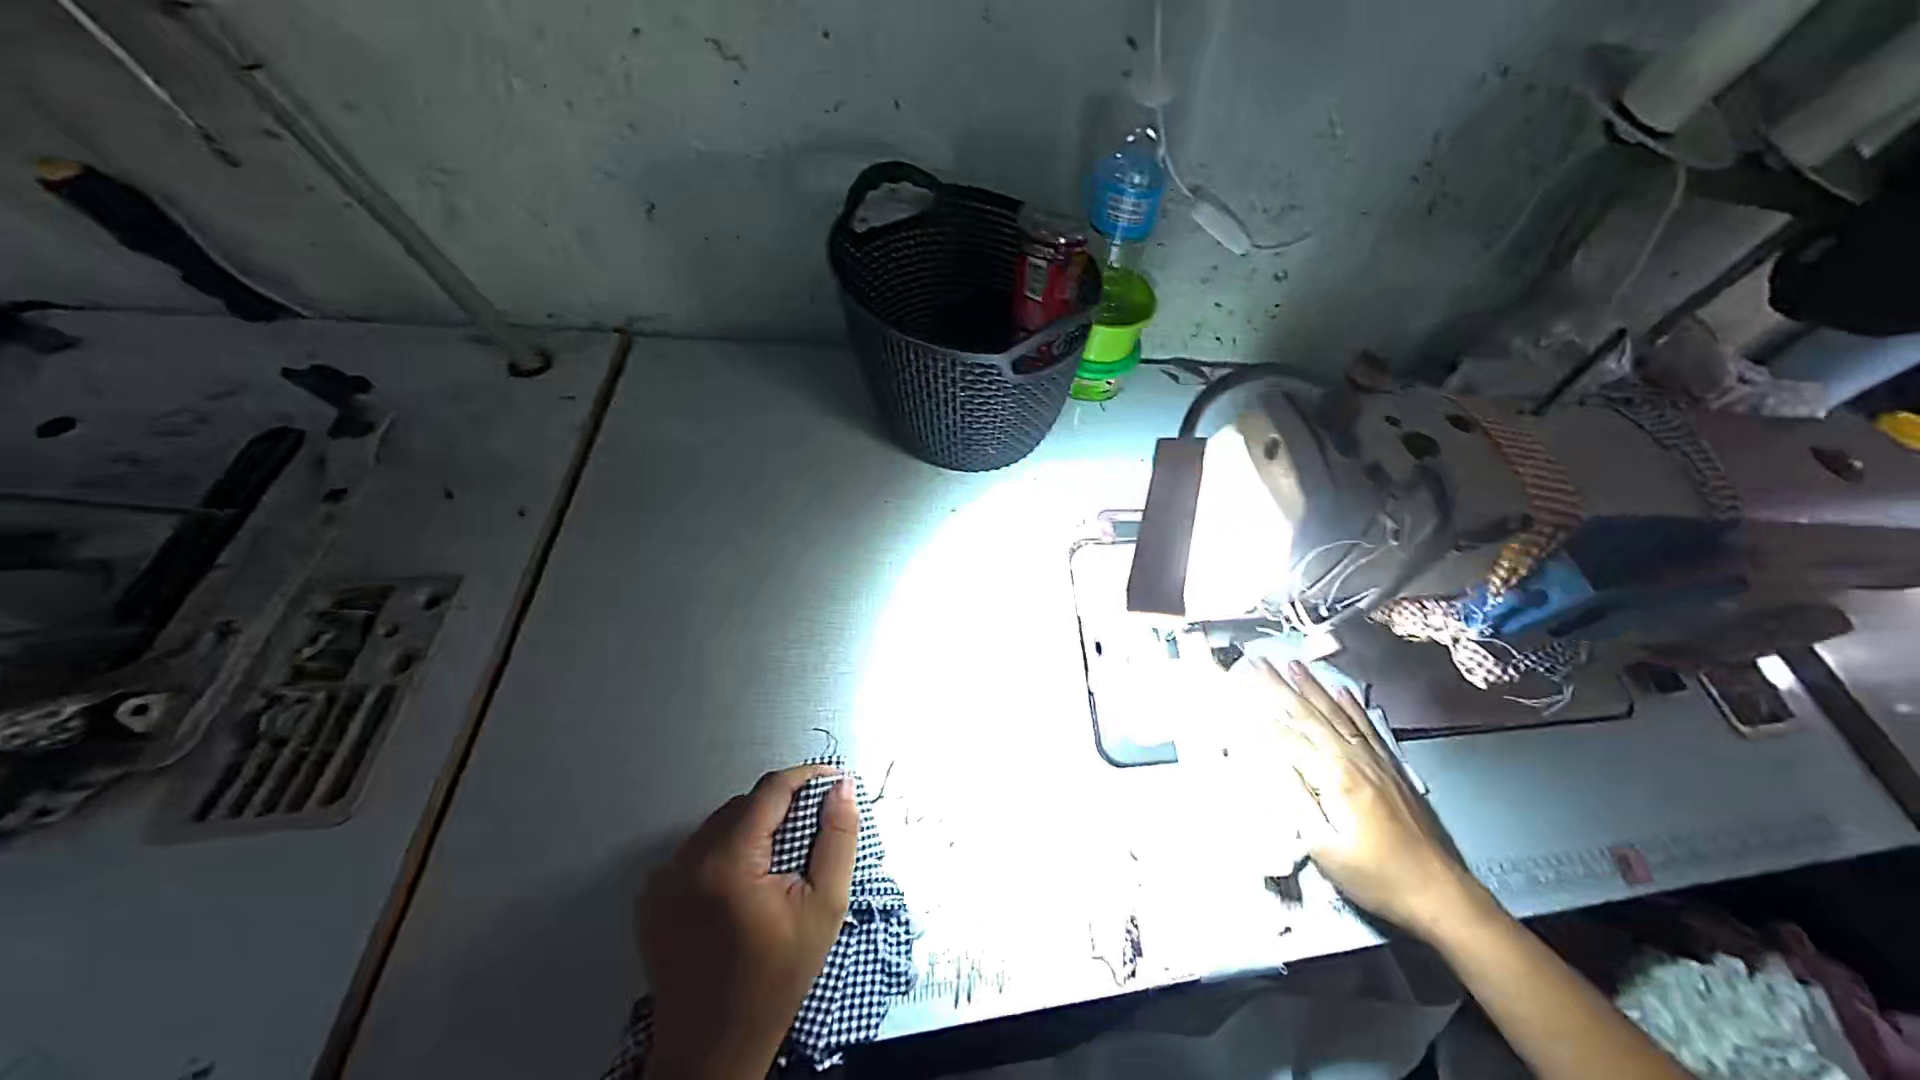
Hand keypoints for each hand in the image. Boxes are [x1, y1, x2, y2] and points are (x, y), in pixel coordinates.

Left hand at [640, 764, 858, 1079]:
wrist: (715, 1043)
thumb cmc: (777, 977)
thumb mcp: (825, 907)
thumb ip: (837, 840)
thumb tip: (842, 788)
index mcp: (727, 862)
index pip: (770, 790)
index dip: (805, 777)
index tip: (833, 780)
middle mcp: (685, 860)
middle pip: (744, 805)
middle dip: (781, 808)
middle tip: (812, 829)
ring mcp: (662, 877)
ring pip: (719, 823)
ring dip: (752, 827)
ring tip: (780, 859)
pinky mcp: (651, 894)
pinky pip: (697, 848)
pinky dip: (725, 849)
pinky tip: (744, 880)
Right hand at [1256, 659, 1497, 940]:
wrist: (1441, 895)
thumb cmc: (1376, 877)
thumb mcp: (1324, 846)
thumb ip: (1295, 799)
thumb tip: (1267, 759)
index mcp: (1335, 777)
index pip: (1287, 736)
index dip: (1259, 711)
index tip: (1239, 689)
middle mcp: (1356, 760)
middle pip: (1310, 715)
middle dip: (1279, 687)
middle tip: (1258, 662)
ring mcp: (1377, 762)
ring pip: (1338, 714)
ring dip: (1312, 687)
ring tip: (1292, 665)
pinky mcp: (1392, 770)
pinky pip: (1367, 728)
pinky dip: (1352, 706)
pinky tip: (1342, 691)